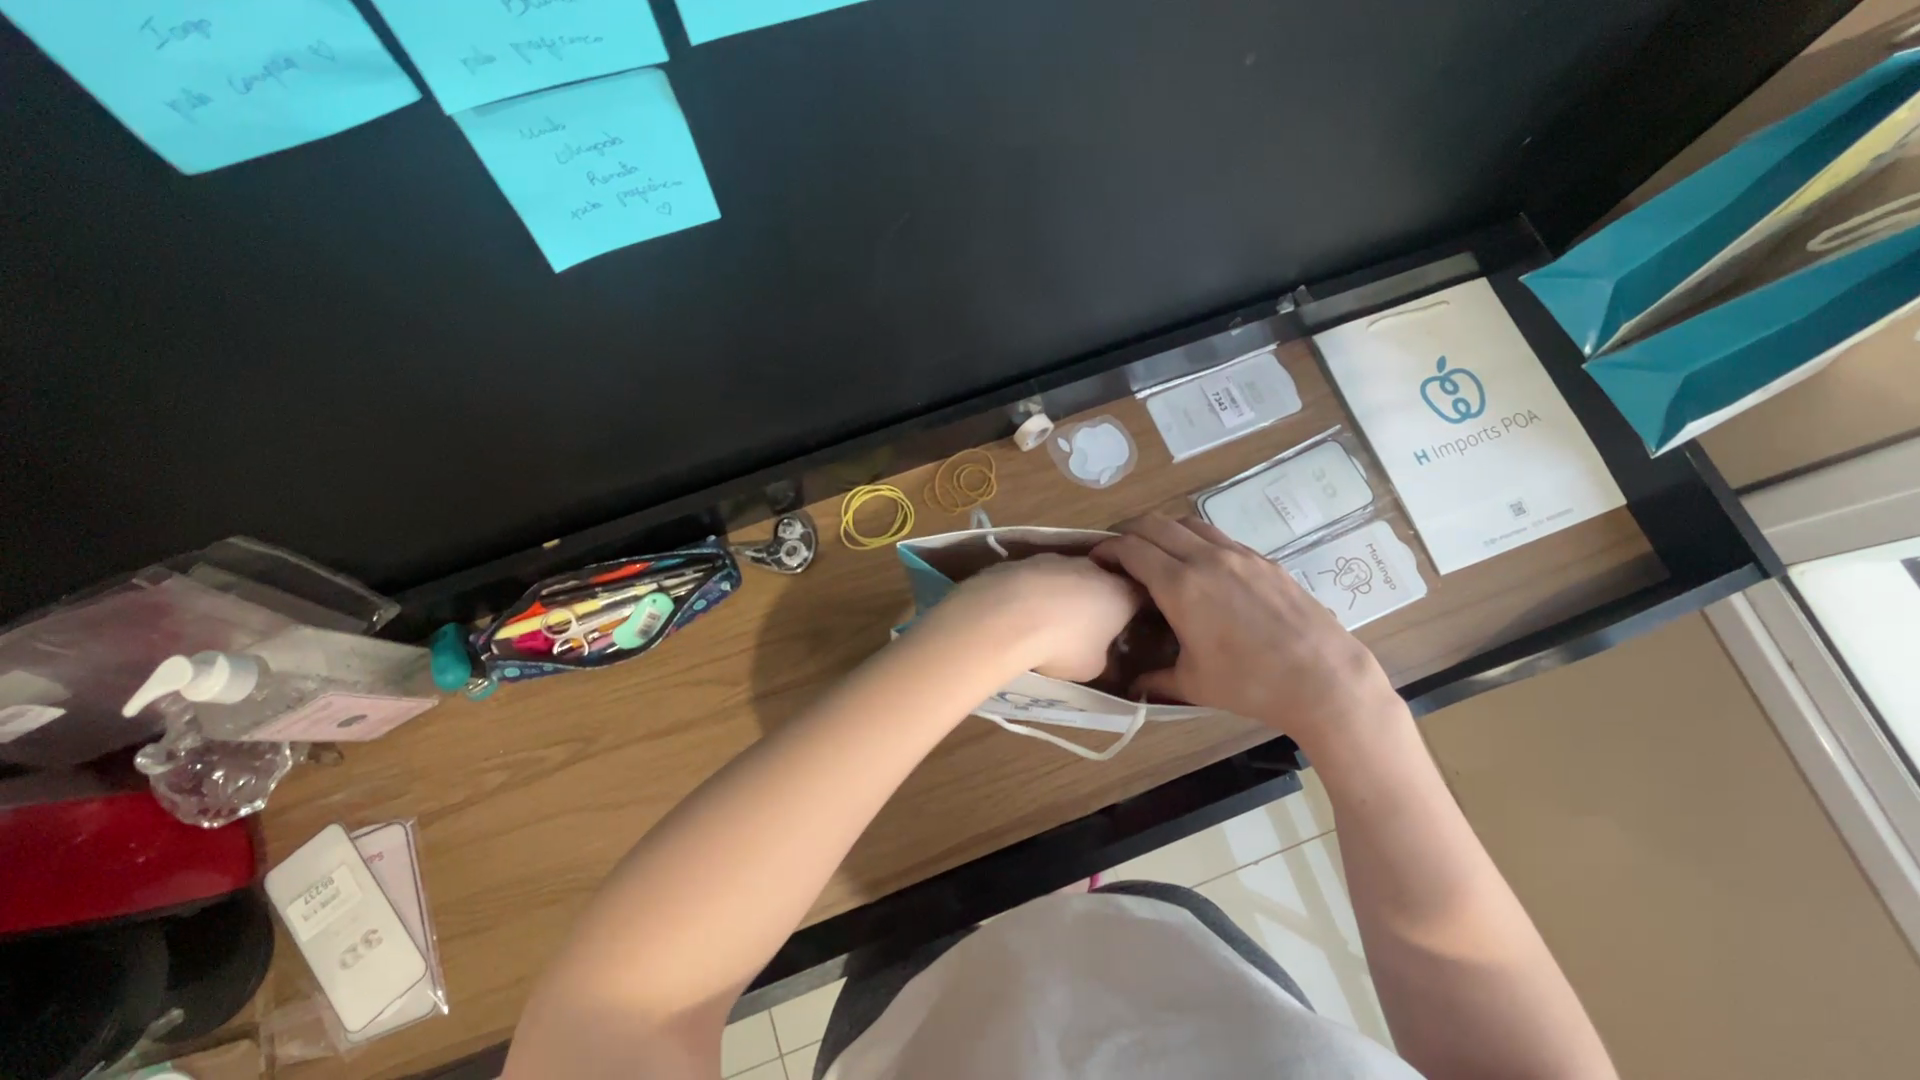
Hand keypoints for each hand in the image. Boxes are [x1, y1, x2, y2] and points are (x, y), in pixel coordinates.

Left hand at [944, 553, 1142, 681]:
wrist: (1007, 616)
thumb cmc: (1062, 645)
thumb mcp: (1092, 668)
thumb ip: (1104, 658)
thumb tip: (1103, 657)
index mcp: (1120, 593)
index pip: (1140, 595)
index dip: (1135, 608)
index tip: (1127, 624)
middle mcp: (1092, 568)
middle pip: (1102, 580)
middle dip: (1096, 599)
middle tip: (1084, 626)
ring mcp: (1056, 559)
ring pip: (1067, 575)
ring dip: (1061, 593)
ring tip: (1045, 621)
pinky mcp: (1023, 559)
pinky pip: (1036, 577)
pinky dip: (1032, 591)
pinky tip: (1017, 612)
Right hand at [1092, 516, 1407, 750]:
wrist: (1323, 678)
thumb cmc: (1251, 683)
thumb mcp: (1194, 684)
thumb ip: (1157, 678)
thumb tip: (1134, 685)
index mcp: (1180, 585)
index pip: (1131, 549)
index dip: (1107, 549)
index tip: (1095, 559)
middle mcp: (1206, 558)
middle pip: (1155, 524)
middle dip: (1130, 532)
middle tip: (1120, 552)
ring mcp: (1239, 555)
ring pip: (1190, 523)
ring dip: (1165, 531)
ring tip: (1159, 554)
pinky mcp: (1264, 561)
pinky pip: (1220, 538)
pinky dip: (1198, 542)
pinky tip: (1203, 569)